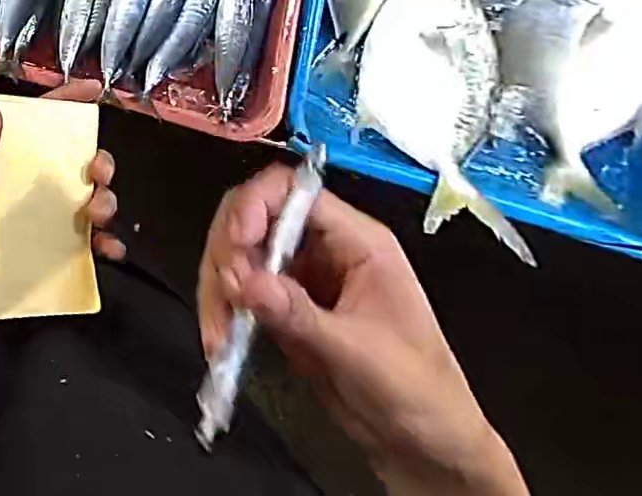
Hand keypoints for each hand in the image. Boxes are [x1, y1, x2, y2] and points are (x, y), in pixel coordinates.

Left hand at [0, 80, 124, 310]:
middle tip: (99, 172)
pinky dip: (108, 243)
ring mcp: (43, 218)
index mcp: (4, 161)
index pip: (37, 124)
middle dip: (99, 160)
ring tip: (98, 213)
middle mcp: (28, 185)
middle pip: (75, 161)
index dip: (65, 103)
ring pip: (90, 198)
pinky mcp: (53, 251)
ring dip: (106, 200)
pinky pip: (90, 242)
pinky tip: (109, 249)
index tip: (92, 90)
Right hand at [197, 166, 525, 495]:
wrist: (425, 449)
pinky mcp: (274, 296)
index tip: (239, 243)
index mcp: (355, 240)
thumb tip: (247, 284)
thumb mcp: (365, 357)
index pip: (291, 191)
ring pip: (232, 250)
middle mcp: (318, 244)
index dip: (256, 205)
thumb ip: (303, 317)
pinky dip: (218, 307)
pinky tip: (219, 338)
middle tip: (228, 291)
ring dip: (216, 284)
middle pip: (248, 214)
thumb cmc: (420, 396)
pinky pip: (231, 284)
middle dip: (229, 250)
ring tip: (220, 330)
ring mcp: (293, 269)